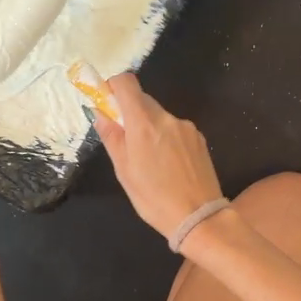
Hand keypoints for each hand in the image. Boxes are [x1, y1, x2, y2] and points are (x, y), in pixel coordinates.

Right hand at [94, 74, 224, 238]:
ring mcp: (187, 128)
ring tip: (150, 160)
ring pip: (160, 117)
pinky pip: (176, 130)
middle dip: (130, 113)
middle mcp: (167, 118)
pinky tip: (169, 165)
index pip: (126, 83)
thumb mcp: (124, 171)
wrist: (200, 217)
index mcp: (144, 123)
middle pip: (143, 100)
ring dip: (150, 128)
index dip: (113, 88)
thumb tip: (100, 112)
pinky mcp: (200, 139)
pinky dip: (167, 138)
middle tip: (125, 141)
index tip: (107, 105)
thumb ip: (111, 137)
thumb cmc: (154, 199)